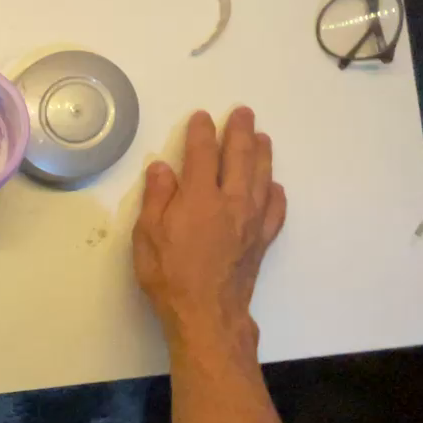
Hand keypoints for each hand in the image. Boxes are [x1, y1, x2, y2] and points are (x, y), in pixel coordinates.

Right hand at [134, 107, 287, 351]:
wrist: (205, 310)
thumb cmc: (167, 273)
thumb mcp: (147, 235)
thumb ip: (157, 198)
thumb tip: (162, 167)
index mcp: (198, 198)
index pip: (202, 155)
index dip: (201, 134)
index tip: (201, 117)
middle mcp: (231, 201)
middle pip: (239, 158)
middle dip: (239, 132)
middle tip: (242, 113)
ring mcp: (252, 219)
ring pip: (261, 176)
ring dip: (261, 152)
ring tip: (260, 136)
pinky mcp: (262, 237)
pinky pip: (275, 206)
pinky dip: (274, 190)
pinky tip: (272, 185)